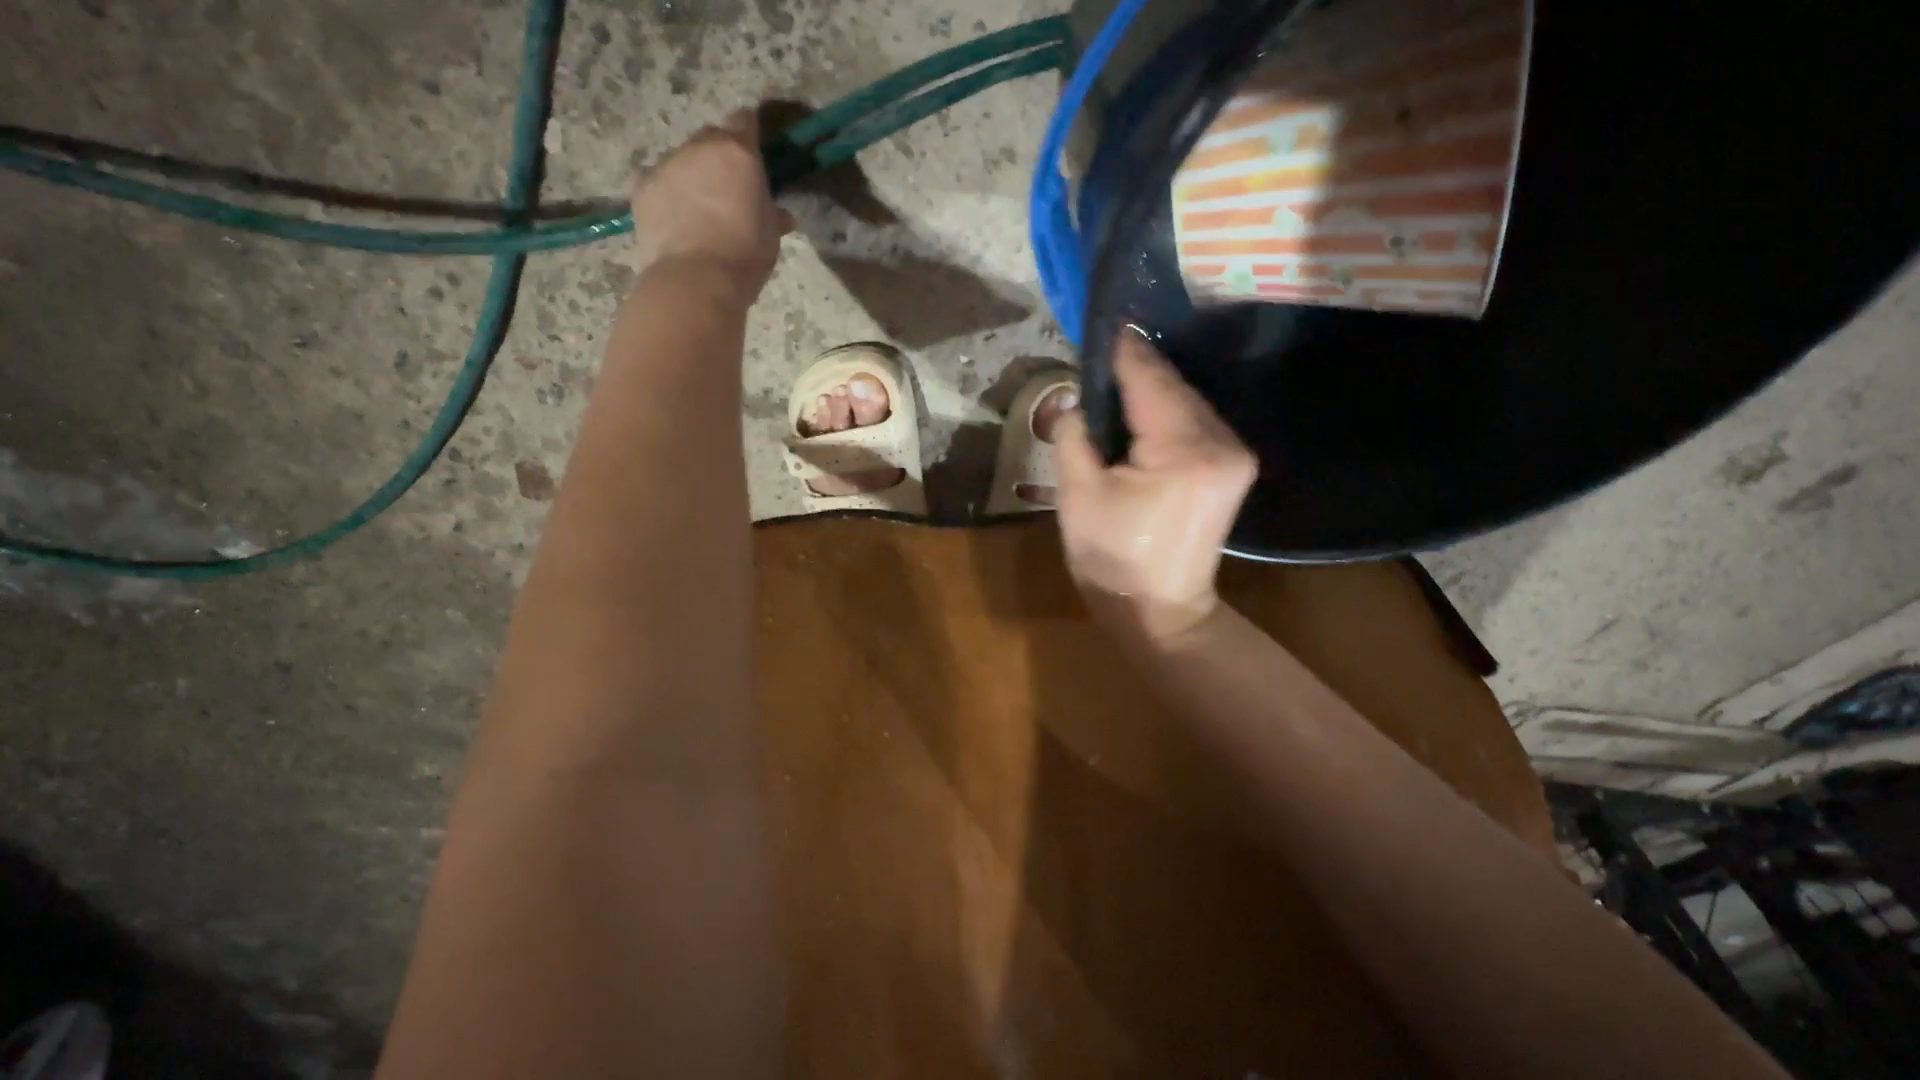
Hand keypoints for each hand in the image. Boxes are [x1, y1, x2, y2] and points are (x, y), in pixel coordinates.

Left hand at [629, 108, 794, 298]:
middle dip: (718, 155)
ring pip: (681, 160)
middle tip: (726, 186)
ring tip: (696, 209)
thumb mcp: (771, 233)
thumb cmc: (745, 253)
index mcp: (738, 152)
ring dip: (691, 176)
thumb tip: (779, 213)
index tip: (753, 151)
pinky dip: (666, 194)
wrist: (697, 278)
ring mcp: (666, 165)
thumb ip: (772, 213)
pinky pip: (656, 182)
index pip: (744, 121)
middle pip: (710, 137)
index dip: (749, 133)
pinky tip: (673, 218)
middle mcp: (699, 148)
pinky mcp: (642, 187)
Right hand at [1054, 330, 1257, 641]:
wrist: (1159, 612)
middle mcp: (1221, 443)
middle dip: (1136, 370)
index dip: (1122, 353)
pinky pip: (1196, 421)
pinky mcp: (1233, 466)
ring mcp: (1235, 454)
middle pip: (1173, 386)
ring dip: (1152, 389)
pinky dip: (1167, 411)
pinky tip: (1141, 410)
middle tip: (1099, 354)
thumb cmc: (1112, 560)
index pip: (1150, 380)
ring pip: (1187, 401)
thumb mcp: (1077, 496)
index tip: (1100, 325)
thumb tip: (1075, 397)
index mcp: (1183, 450)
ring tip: (1114, 379)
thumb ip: (1074, 434)